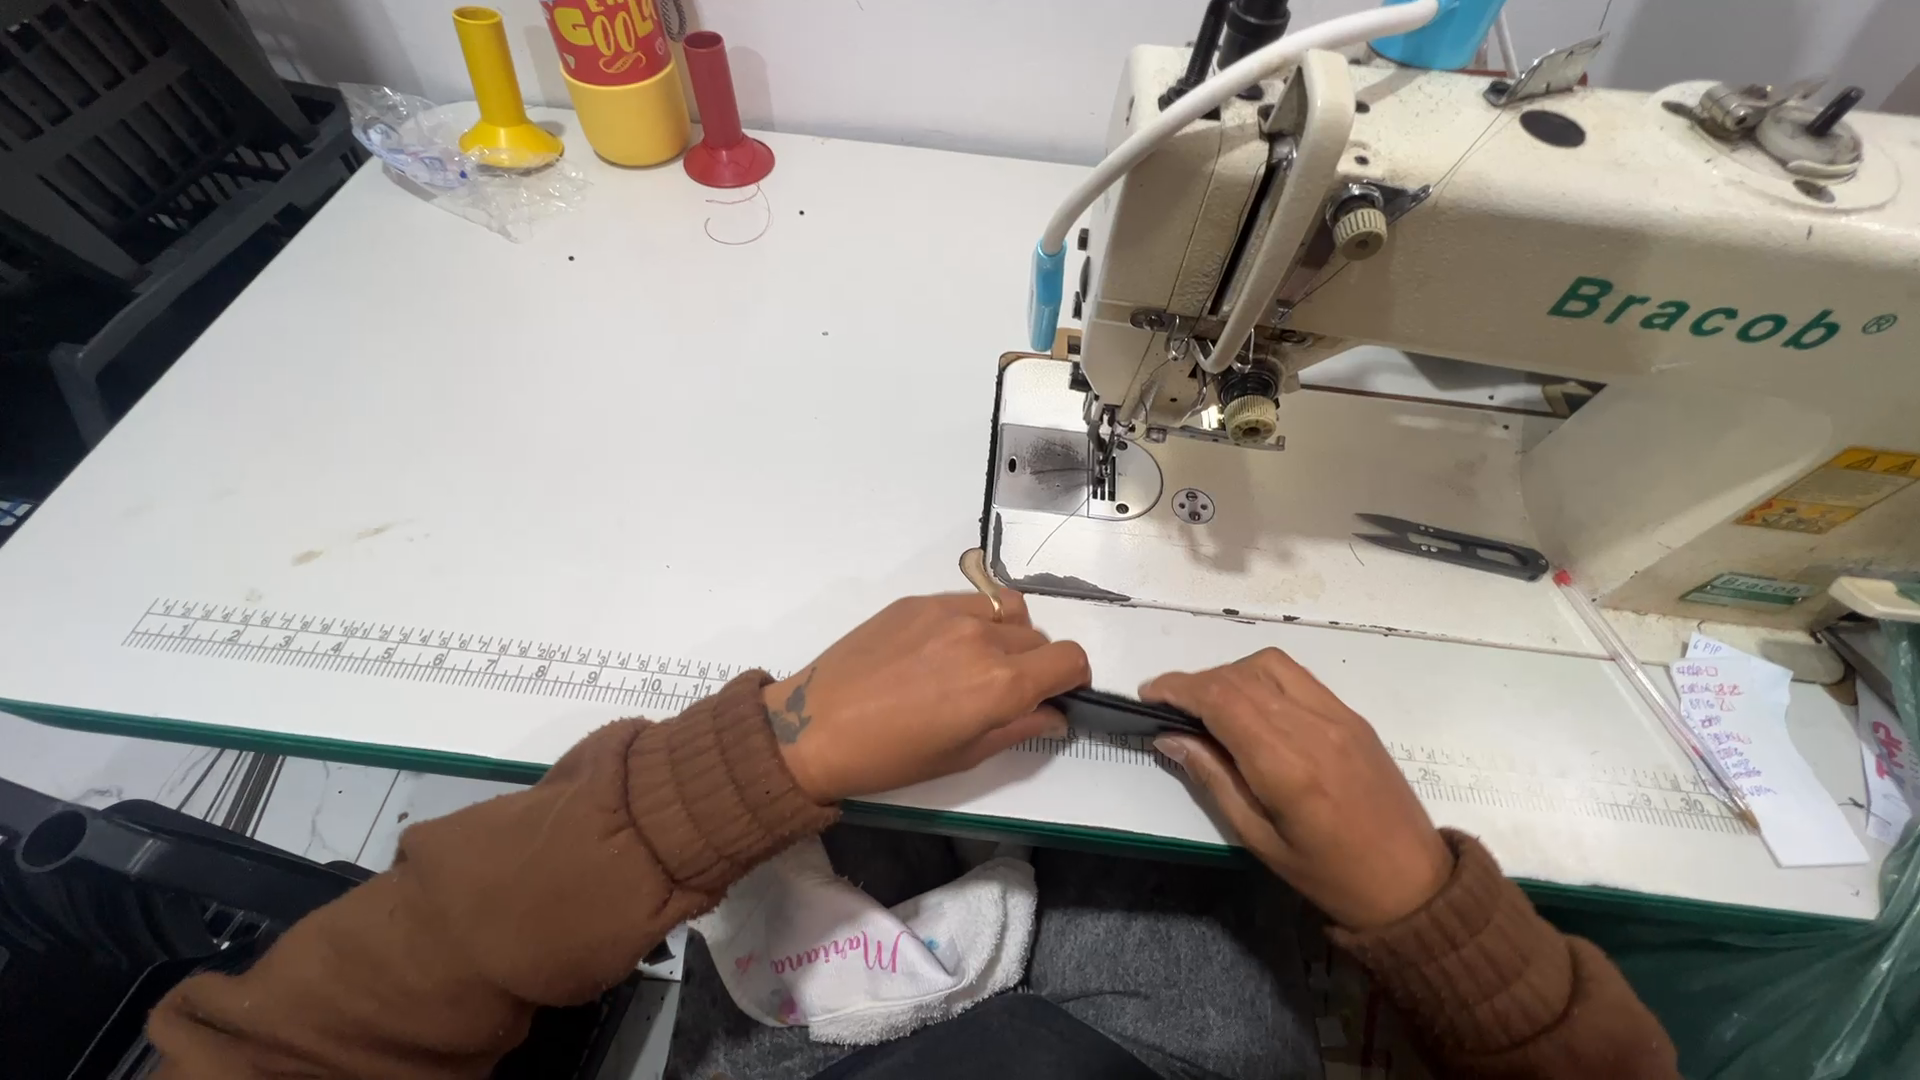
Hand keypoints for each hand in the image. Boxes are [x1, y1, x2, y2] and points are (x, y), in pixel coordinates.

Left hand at [765, 592, 1089, 801]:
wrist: (814, 727)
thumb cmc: (891, 757)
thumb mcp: (964, 756)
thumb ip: (1019, 728)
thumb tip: (1055, 715)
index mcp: (1000, 684)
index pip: (1070, 659)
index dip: (1072, 678)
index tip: (1055, 693)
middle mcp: (983, 638)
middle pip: (1039, 637)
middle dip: (1035, 664)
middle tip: (1002, 690)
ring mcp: (948, 611)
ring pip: (1008, 610)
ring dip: (1008, 635)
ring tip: (975, 662)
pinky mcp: (919, 599)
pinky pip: (969, 601)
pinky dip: (974, 620)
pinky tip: (940, 648)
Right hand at [1142, 648, 1453, 929]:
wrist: (1415, 886)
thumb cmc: (1328, 876)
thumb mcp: (1258, 839)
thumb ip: (1213, 779)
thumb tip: (1170, 736)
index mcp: (1288, 766)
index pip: (1221, 699)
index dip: (1178, 688)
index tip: (1149, 694)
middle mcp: (1313, 728)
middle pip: (1239, 677)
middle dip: (1196, 682)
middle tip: (1172, 707)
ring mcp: (1338, 716)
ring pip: (1267, 664)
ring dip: (1228, 674)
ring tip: (1210, 704)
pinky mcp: (1352, 715)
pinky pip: (1295, 675)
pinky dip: (1259, 676)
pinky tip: (1249, 704)